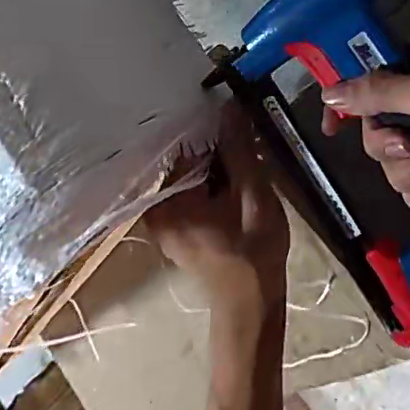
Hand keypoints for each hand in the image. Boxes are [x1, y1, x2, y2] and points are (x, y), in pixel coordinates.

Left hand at [147, 106, 289, 310]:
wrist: (252, 304)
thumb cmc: (253, 251)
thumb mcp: (253, 194)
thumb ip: (238, 149)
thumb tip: (229, 105)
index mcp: (167, 201)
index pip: (184, 146)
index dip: (212, 132)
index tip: (236, 122)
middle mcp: (155, 208)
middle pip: (185, 160)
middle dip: (215, 149)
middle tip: (246, 143)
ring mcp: (163, 219)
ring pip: (190, 174)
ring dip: (215, 164)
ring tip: (244, 157)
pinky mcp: (175, 226)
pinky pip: (191, 189)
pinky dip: (211, 181)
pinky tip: (234, 179)